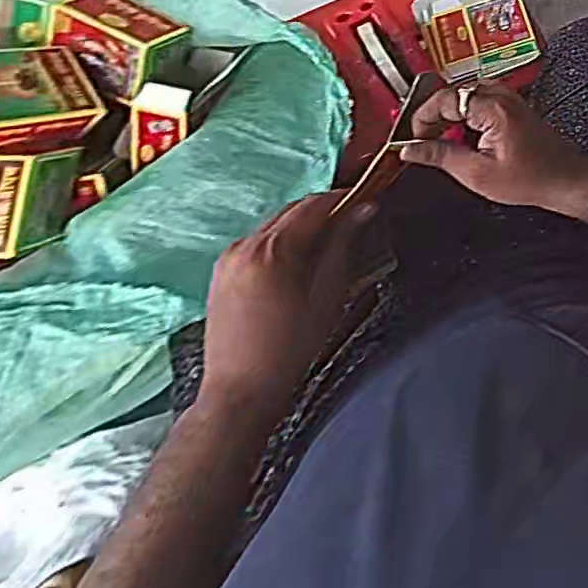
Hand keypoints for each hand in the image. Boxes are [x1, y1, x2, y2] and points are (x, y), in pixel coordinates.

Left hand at [198, 192, 374, 417]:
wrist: (241, 389)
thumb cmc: (293, 344)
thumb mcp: (329, 291)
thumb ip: (343, 243)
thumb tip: (363, 209)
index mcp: (274, 249)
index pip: (314, 205)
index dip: (343, 199)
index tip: (365, 200)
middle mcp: (246, 245)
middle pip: (293, 210)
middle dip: (323, 210)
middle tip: (351, 220)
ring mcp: (229, 257)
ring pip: (275, 223)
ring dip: (302, 224)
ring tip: (327, 242)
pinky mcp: (221, 271)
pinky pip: (258, 241)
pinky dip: (282, 240)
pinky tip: (297, 259)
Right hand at [400, 84, 587, 208]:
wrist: (564, 179)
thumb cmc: (531, 178)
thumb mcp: (476, 174)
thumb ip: (440, 156)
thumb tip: (410, 150)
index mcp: (493, 108)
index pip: (444, 98)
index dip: (422, 117)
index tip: (412, 136)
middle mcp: (502, 96)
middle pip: (453, 93)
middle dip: (433, 116)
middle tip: (421, 139)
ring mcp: (509, 98)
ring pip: (465, 96)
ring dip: (448, 115)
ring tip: (438, 140)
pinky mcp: (512, 106)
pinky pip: (479, 101)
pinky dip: (464, 116)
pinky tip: (461, 138)